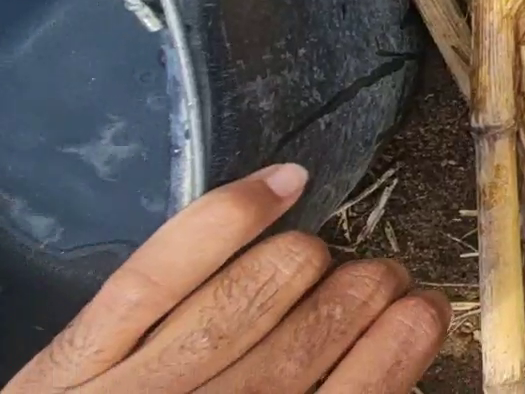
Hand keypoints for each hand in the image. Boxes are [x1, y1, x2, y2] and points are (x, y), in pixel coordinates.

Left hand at [6, 164, 449, 393]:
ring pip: (280, 266)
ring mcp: (139, 389)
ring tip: (292, 287)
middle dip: (370, 284)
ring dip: (309, 262)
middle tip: (350, 306)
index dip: (418, 319)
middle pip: (347, 296)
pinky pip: (163, 269)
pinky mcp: (72, 363)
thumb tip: (414, 324)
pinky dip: (235, 212)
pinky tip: (286, 184)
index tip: (413, 316)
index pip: (392, 351)